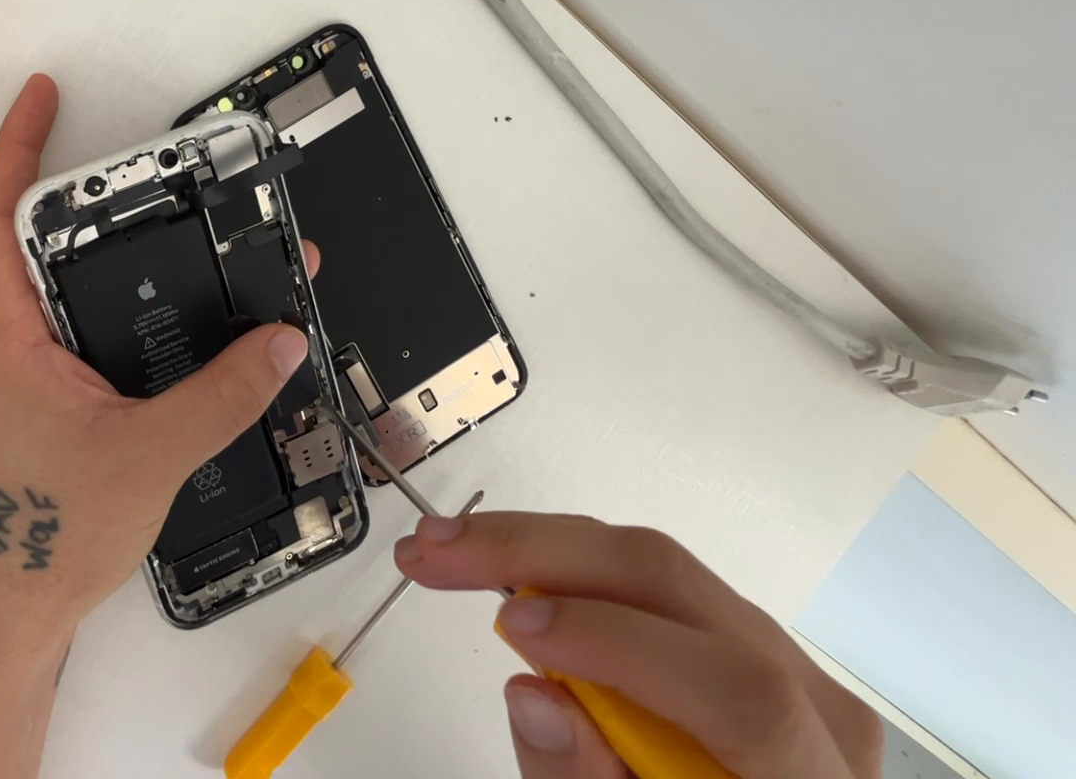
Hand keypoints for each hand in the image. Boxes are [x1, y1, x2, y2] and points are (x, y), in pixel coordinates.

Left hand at [0, 73, 312, 632]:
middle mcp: (15, 337)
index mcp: (10, 332)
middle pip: (40, 237)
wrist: (19, 609)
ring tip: (180, 230)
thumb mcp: (148, 454)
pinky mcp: (58, 395)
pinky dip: (130, 306)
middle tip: (147, 164)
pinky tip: (179, 313)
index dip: (17, 146)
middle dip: (91, 192)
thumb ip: (222, 395)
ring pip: (72, 284)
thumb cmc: (53, 531)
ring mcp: (35, 367)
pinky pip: (92, 327)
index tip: (42, 94)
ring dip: (117, 253)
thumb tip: (284, 342)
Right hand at [395, 512, 883, 777]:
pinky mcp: (719, 623)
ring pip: (644, 558)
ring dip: (525, 542)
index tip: (509, 625)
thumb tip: (530, 695)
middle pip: (671, 582)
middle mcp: (807, 694)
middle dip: (536, 552)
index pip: (738, 693)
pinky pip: (630, 571)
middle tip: (430, 549)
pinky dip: (548, 556)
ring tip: (436, 549)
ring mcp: (768, 647)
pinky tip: (488, 559)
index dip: (621, 645)